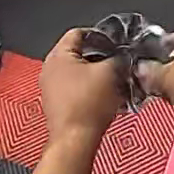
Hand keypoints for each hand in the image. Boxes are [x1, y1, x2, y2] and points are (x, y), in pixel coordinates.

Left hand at [41, 30, 120, 149]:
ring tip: (116, 78)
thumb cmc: (88, 104)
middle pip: (79, 52)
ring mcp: (51, 88)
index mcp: (58, 56)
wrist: (76, 140)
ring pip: (79, 71)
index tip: (114, 41)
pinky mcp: (57, 104)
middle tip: (118, 59)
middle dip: (101, 56)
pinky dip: (91, 88)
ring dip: (97, 73)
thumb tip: (123, 55)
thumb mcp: (111, 72)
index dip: (99, 35)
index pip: (78, 32)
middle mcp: (50, 69)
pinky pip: (76, 88)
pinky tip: (107, 94)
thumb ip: (118, 57)